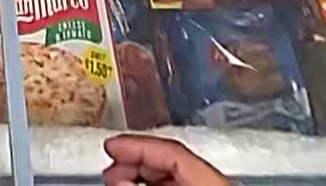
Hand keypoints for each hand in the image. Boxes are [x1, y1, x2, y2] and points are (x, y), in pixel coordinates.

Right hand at [102, 135, 230, 185]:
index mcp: (213, 175)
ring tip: (117, 180)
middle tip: (110, 166)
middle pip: (170, 158)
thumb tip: (118, 178)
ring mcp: (210, 185)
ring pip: (173, 174)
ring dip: (141, 174)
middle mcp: (215, 177)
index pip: (170, 148)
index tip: (110, 144)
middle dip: (135, 159)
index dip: (136, 143)